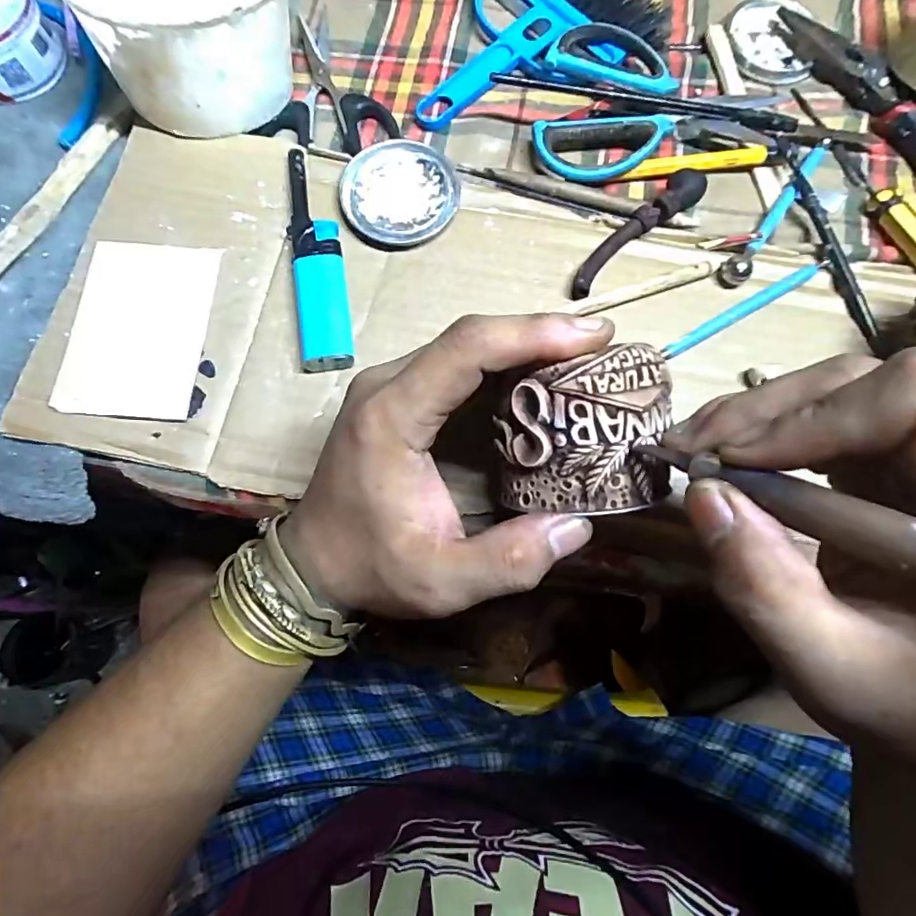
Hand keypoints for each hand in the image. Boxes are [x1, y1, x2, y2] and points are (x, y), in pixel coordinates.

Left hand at [282, 314, 610, 618]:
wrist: (312, 563)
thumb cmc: (370, 568)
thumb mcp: (442, 582)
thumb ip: (509, 562)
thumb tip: (576, 527)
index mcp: (390, 418)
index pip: (466, 349)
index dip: (532, 333)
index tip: (594, 337)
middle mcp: (384, 387)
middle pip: (468, 337)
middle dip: (539, 337)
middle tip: (603, 352)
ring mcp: (384, 387)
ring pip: (462, 346)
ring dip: (522, 348)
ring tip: (582, 362)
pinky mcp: (391, 397)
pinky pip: (451, 366)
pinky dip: (498, 366)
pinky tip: (536, 382)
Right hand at [675, 349, 915, 806]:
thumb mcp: (831, 671)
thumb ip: (765, 587)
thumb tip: (701, 494)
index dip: (813, 418)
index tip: (728, 464)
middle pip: (890, 381)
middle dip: (775, 411)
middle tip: (690, 454)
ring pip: (864, 390)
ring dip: (769, 416)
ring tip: (697, 452)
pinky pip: (853, 421)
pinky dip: (782, 433)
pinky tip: (734, 460)